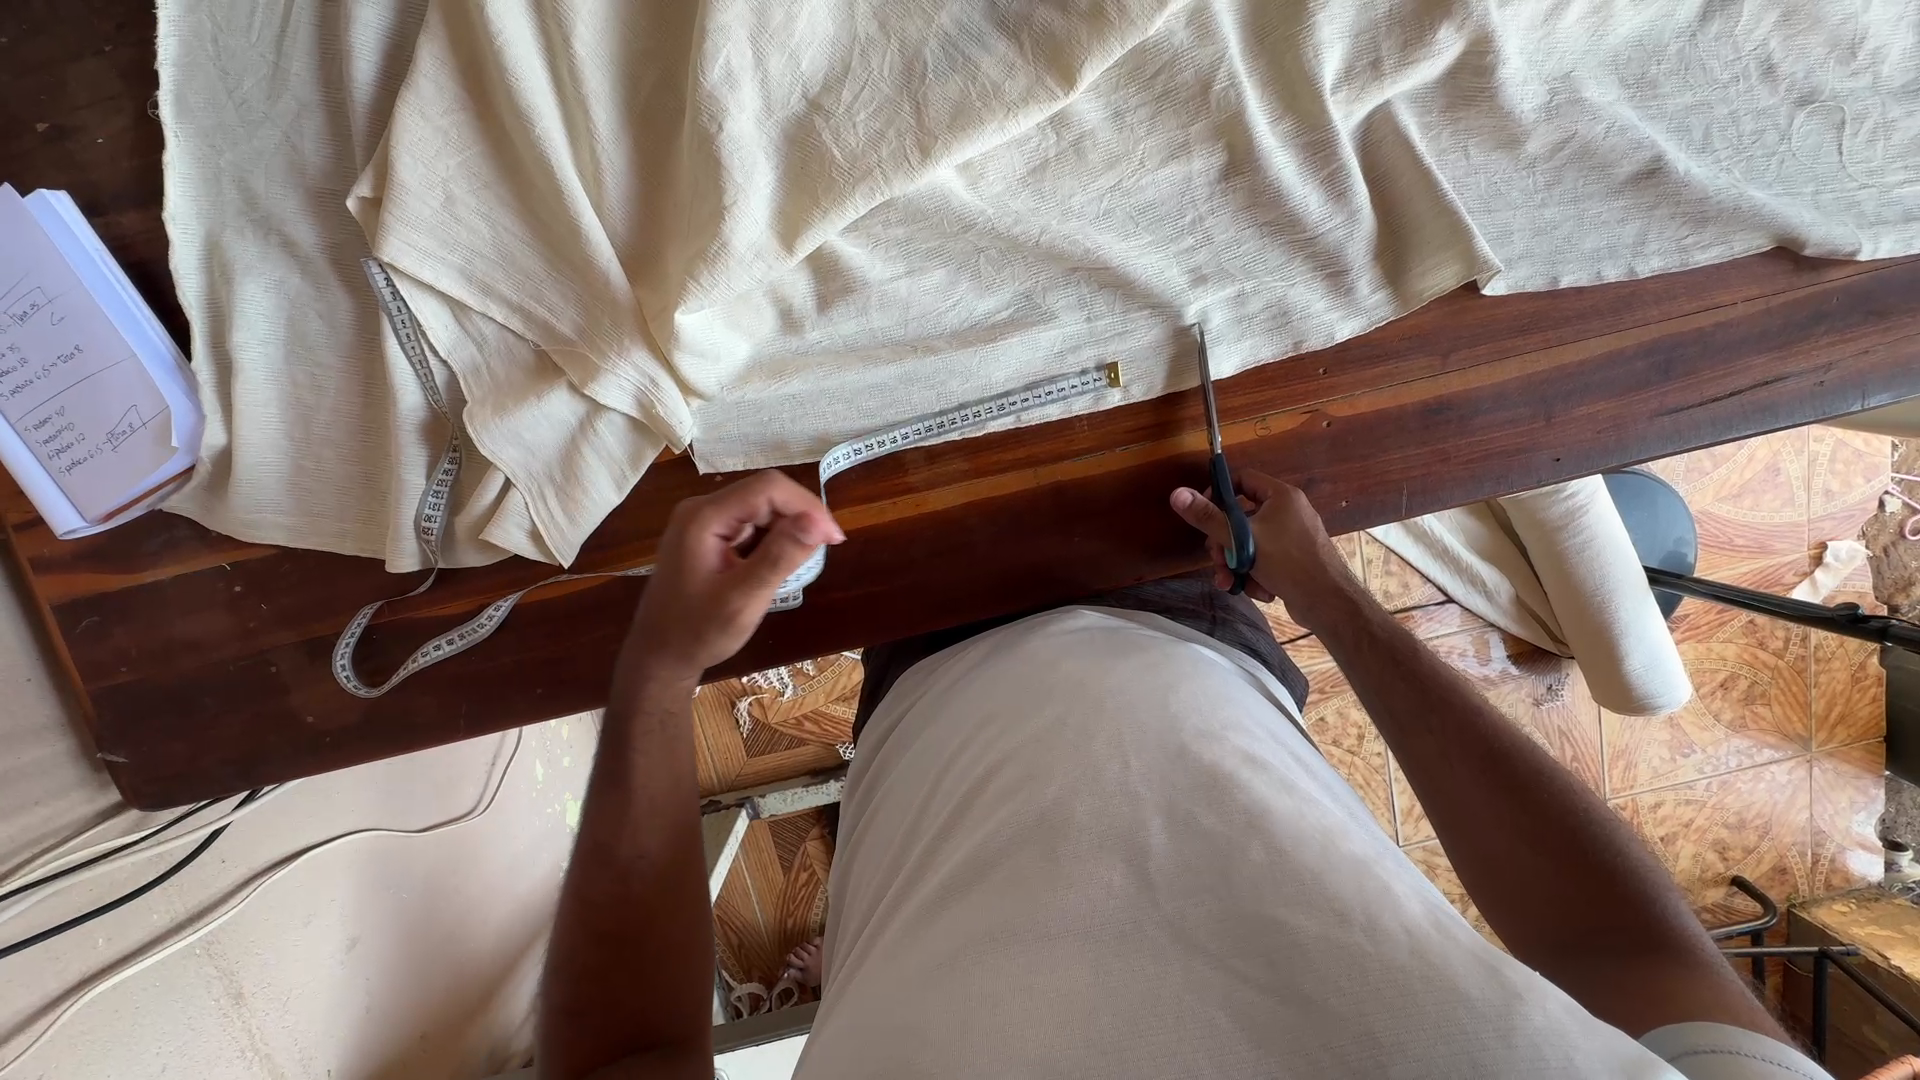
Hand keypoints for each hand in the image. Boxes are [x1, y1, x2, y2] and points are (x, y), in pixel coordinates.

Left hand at [625, 470, 845, 683]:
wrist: (659, 657)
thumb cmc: (698, 632)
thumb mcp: (744, 598)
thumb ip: (780, 556)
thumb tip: (819, 521)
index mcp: (704, 517)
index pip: (768, 488)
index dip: (807, 506)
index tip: (834, 538)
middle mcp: (702, 509)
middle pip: (764, 493)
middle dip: (800, 515)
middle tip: (827, 548)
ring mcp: (703, 521)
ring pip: (760, 507)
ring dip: (789, 527)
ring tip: (805, 559)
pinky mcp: (708, 535)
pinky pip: (750, 523)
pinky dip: (773, 537)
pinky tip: (780, 562)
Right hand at [1168, 470, 1356, 613]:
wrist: (1328, 602)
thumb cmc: (1287, 562)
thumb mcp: (1241, 539)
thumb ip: (1208, 517)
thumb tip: (1177, 493)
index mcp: (1281, 496)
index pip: (1242, 479)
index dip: (1218, 494)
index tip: (1204, 515)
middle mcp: (1289, 511)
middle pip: (1242, 517)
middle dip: (1225, 543)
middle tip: (1219, 560)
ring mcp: (1293, 535)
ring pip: (1250, 542)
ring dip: (1237, 563)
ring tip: (1232, 582)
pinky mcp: (1295, 557)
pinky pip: (1265, 558)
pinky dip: (1256, 573)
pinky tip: (1257, 589)